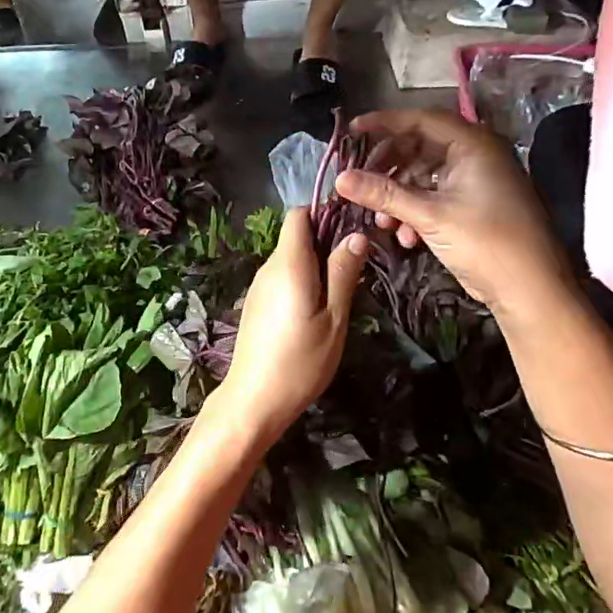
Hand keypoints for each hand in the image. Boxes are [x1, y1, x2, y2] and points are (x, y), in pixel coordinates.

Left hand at [202, 208, 365, 440]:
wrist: (255, 398)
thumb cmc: (300, 361)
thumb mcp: (334, 318)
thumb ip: (343, 274)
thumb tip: (356, 235)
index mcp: (288, 264)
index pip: (298, 215)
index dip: (323, 214)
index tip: (352, 228)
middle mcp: (268, 268)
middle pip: (295, 237)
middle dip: (326, 242)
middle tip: (358, 266)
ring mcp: (259, 286)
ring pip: (290, 259)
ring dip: (316, 266)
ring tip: (343, 291)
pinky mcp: (256, 304)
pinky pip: (282, 279)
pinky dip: (302, 283)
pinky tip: (318, 309)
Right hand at [334, 110, 571, 309]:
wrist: (531, 289)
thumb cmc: (486, 243)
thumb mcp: (429, 216)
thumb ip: (383, 194)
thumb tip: (339, 179)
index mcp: (472, 145)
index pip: (420, 120)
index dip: (383, 124)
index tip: (350, 132)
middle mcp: (474, 155)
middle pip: (417, 148)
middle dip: (387, 169)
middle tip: (359, 184)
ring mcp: (474, 181)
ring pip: (421, 176)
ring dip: (397, 196)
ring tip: (381, 221)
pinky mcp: (471, 205)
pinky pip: (432, 196)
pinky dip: (413, 211)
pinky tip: (404, 236)